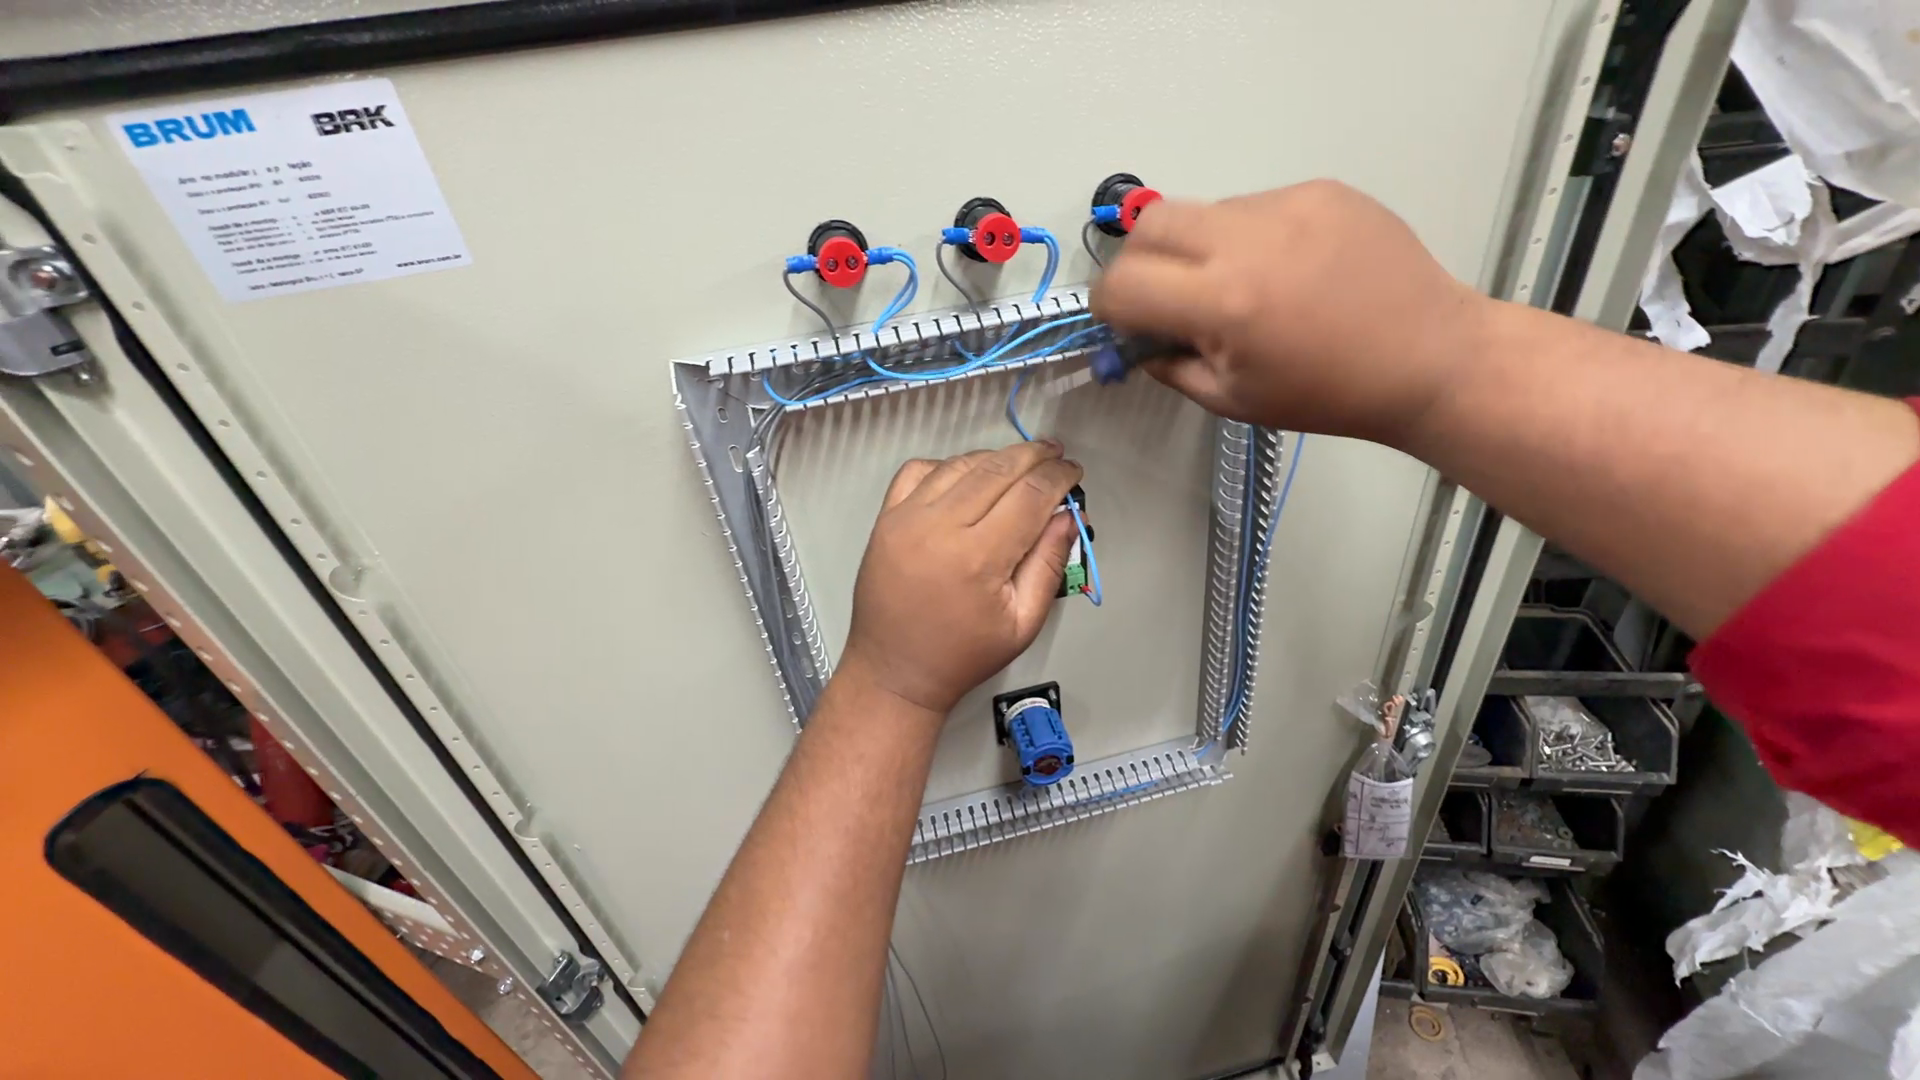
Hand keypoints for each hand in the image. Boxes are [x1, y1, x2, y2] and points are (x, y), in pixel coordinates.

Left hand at [838, 441, 1083, 717]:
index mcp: (978, 558)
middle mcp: (939, 529)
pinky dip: (947, 464)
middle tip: (1055, 455)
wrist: (895, 672)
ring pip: (960, 464)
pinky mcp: (886, 520)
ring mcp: (906, 520)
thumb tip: (1069, 518)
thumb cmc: (959, 657)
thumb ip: (1049, 564)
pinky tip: (966, 475)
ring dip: (995, 457)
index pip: (1031, 494)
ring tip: (1020, 462)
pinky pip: (918, 471)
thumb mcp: (1022, 623)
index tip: (1072, 473)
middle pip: (998, 469)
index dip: (1059, 477)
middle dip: (1034, 456)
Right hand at [1090, 180, 1493, 443]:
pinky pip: (1253, 205)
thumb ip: (1168, 365)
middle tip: (1161, 296)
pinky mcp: (1320, 189)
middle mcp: (1248, 239)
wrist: (1429, 358)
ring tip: (1238, 287)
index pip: (1123, 282)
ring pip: (1202, 212)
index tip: (1121, 321)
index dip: (1107, 305)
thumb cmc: (1326, 395)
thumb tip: (1134, 341)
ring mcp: (1288, 204)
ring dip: (1196, 249)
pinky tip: (1282, 270)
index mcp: (1223, 302)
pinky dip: (1245, 237)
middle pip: (1149, 223)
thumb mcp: (1230, 399)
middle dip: (1137, 262)